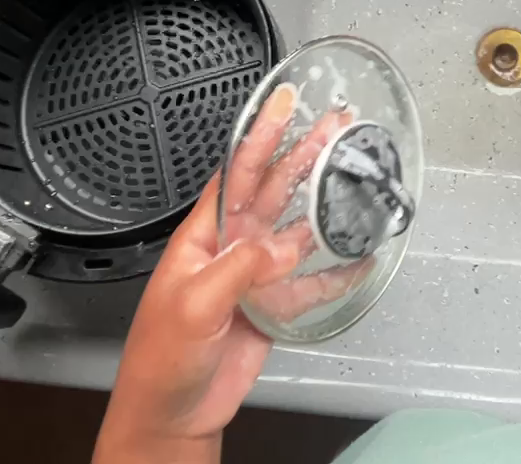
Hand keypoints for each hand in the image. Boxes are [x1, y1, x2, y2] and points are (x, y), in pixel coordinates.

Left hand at [95, 86, 367, 463]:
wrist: (171, 416)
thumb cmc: (160, 360)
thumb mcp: (193, 304)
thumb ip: (239, 267)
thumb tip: (283, 246)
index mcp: (206, 233)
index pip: (237, 170)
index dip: (261, 134)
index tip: (282, 103)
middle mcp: (233, 244)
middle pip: (274, 186)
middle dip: (303, 152)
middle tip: (333, 124)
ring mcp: (255, 272)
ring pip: (297, 225)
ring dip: (323, 199)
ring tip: (349, 172)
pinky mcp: (274, 303)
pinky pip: (312, 280)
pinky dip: (336, 270)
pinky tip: (359, 257)